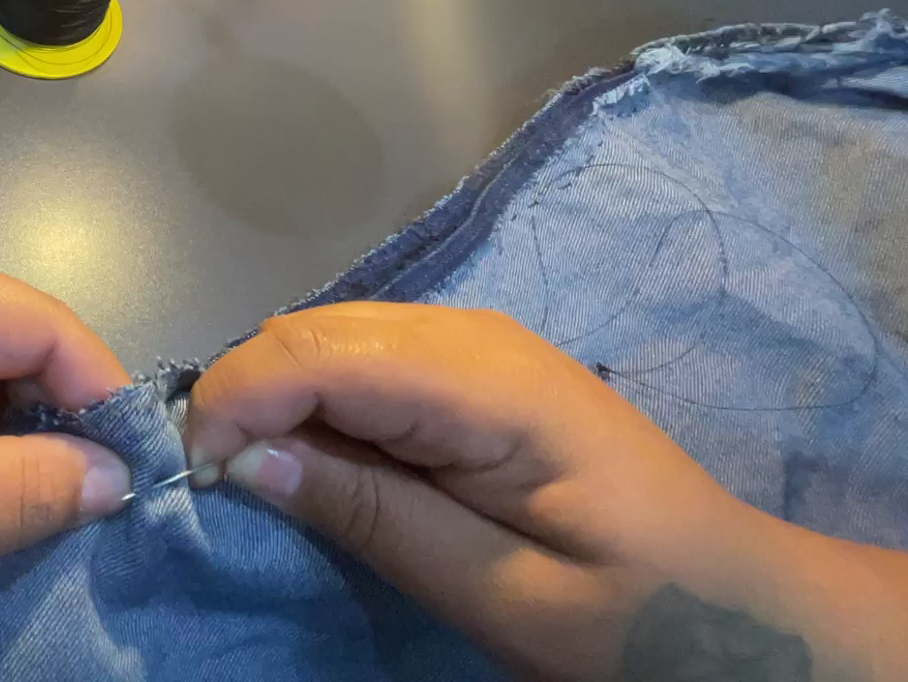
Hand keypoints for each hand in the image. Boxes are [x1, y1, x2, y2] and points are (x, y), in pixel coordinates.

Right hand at [182, 302, 907, 680]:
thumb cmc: (644, 615)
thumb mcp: (507, 596)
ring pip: (307, 336)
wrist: (744, 602)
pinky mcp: (442, 357)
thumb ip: (372, 516)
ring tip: (262, 470)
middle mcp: (454, 329)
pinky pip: (336, 356)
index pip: (314, 353)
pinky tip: (312, 451)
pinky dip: (297, 398)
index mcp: (481, 378)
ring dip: (263, 396)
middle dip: (239, 397)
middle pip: (300, 332)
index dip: (235, 401)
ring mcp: (449, 335)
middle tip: (226, 481)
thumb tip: (244, 460)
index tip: (201, 476)